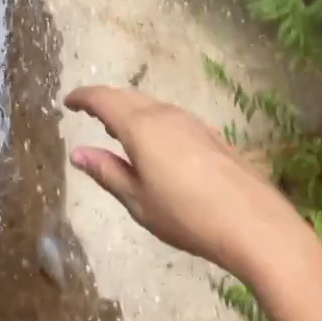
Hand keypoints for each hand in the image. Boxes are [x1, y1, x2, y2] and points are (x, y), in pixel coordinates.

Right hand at [63, 85, 293, 272]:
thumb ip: (106, 172)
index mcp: (139, 127)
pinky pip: (168, 115)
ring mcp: (189, 121)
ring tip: (116, 129)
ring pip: (149, 104)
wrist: (254, 223)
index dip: (82, 97)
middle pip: (126, 97)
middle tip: (88, 114)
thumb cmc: (187, 216)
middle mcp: (163, 114)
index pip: (102, 99)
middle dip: (103, 101)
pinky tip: (153, 144)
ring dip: (128, 110)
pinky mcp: (208, 133)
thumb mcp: (138, 201)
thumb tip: (77, 152)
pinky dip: (149, 119)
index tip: (67, 102)